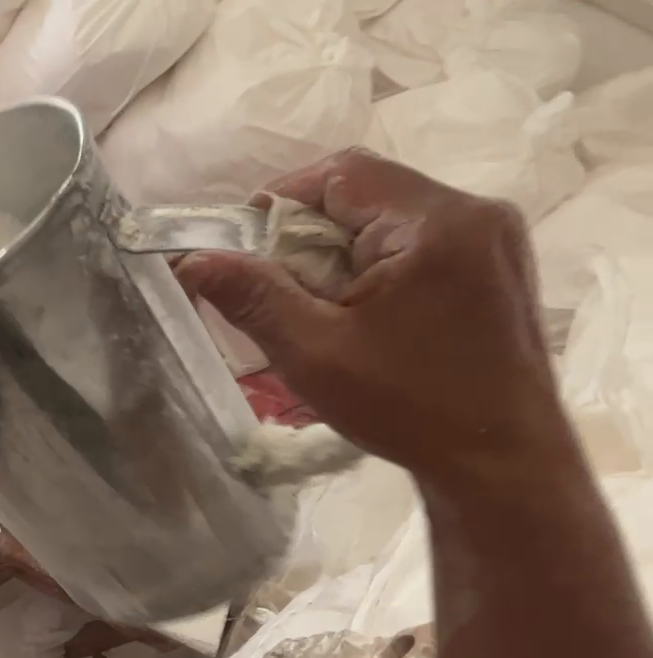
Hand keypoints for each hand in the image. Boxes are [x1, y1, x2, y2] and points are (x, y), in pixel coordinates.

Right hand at [176, 150, 579, 489]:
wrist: (497, 455)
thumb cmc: (403, 402)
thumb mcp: (311, 350)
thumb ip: (252, 296)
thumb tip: (191, 259)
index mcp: (434, 224)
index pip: (340, 173)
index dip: (277, 203)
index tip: (240, 254)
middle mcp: (472, 213)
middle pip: (363, 192)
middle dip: (300, 235)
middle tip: (269, 292)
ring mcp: (488, 239)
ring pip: (383, 219)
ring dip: (330, 254)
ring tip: (308, 309)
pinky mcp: (487, 266)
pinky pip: (409, 243)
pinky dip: (363, 267)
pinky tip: (349, 314)